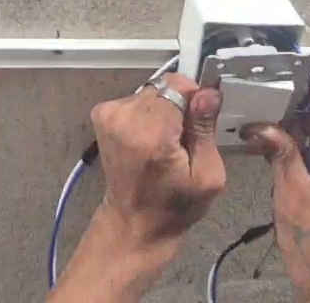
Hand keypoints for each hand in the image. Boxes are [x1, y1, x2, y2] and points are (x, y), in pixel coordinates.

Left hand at [47, 74, 224, 302]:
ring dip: (161, 108)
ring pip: (150, 90)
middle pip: (163, 87)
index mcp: (152, 135)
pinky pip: (135, 98)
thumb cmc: (176, 206)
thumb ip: (205, 129)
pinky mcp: (101, 113)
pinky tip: (147, 137)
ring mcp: (109, 114)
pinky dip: (145, 112)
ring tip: (164, 140)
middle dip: (178, 105)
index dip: (194, 98)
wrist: (134, 223)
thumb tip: (208, 92)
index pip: (177, 86)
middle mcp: (125, 118)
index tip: (198, 121)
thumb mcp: (207, 175)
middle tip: (182, 138)